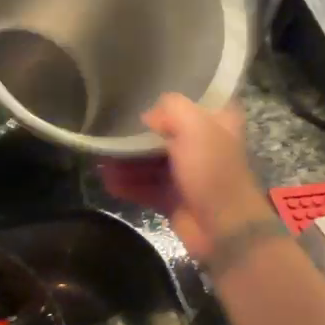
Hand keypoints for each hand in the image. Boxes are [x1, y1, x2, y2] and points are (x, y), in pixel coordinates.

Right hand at [102, 93, 272, 260]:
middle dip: (135, 135)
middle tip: (108, 131)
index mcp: (216, 122)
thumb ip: (171, 108)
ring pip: (150, 161)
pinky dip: (128, 184)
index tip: (139, 96)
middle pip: (162, 133)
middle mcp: (202, 145)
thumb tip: (147, 117)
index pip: (192, 100)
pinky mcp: (173, 198)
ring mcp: (186, 174)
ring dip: (126, 161)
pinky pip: (145, 187)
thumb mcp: (195, 126)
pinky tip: (108, 181)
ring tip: (101, 161)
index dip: (167, 100)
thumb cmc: (212, 171)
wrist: (224, 228)